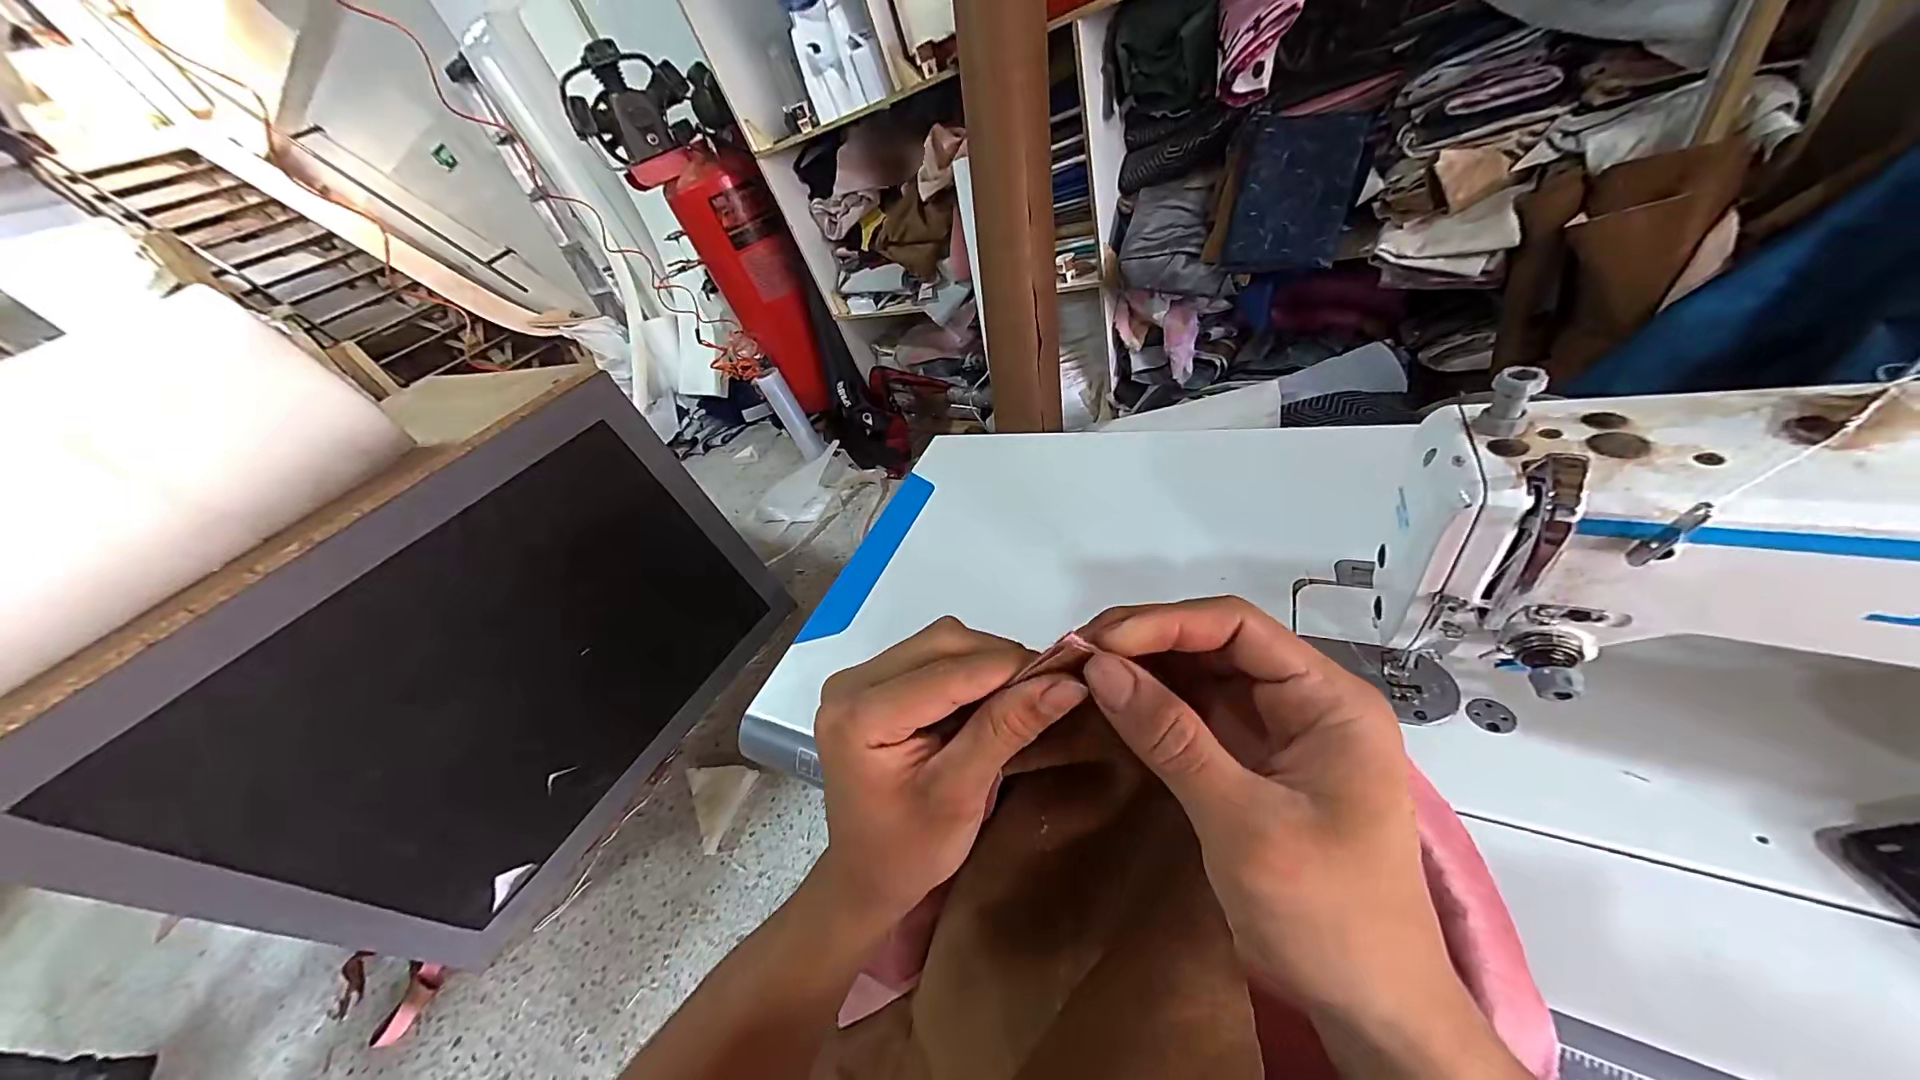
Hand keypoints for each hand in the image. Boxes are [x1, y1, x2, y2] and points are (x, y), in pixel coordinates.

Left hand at [812, 616, 1088, 922]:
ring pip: (941, 643)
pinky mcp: (873, 684)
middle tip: (1046, 690)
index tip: (1067, 677)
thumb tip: (1065, 684)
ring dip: (987, 664)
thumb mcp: (960, 794)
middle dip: (1000, 661)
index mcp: (859, 714)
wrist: (864, 877)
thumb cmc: (906, 853)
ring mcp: (858, 680)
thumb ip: (1006, 730)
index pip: (950, 670)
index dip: (1013, 668)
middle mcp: (851, 684)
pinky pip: (932, 657)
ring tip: (1020, 699)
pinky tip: (990, 702)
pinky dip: (969, 672)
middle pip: (944, 643)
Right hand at [1075, 597, 1453, 1021]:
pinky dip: (1149, 703)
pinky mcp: (1251, 757)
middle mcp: (1303, 700)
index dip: (1162, 622)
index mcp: (1328, 699)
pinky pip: (1193, 712)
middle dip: (1143, 642)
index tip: (1097, 643)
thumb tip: (1099, 667)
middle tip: (1074, 655)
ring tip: (1080, 671)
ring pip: (1198, 673)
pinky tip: (1110, 701)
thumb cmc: (1326, 914)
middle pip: (1214, 642)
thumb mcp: (1243, 822)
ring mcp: (1276, 729)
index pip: (1237, 626)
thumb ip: (1170, 737)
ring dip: (1140, 668)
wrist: (1371, 1009)